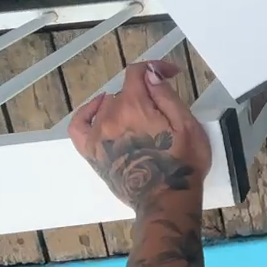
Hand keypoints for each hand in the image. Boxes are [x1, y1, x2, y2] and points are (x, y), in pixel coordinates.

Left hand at [68, 60, 211, 214]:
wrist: (166, 199)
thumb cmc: (183, 162)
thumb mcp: (187, 124)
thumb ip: (166, 95)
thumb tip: (150, 73)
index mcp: (135, 106)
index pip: (138, 71)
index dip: (155, 67)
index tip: (171, 74)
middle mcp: (111, 116)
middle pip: (125, 90)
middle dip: (146, 91)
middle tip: (165, 105)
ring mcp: (98, 135)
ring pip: (108, 105)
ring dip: (127, 103)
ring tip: (145, 116)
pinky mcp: (92, 152)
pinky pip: (79, 125)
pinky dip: (87, 112)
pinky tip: (100, 109)